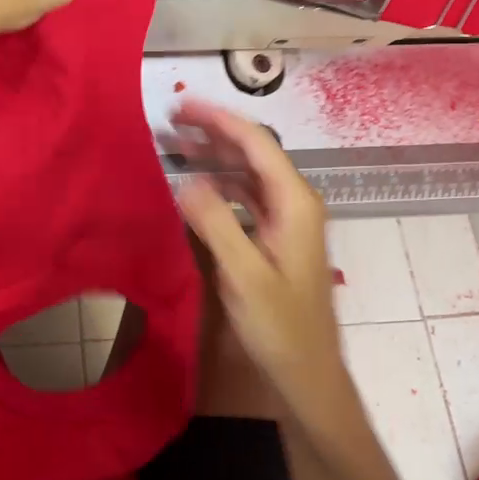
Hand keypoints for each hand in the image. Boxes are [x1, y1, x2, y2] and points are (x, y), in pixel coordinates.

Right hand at [173, 98, 341, 402]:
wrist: (307, 374)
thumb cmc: (279, 326)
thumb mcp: (244, 274)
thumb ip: (215, 223)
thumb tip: (186, 180)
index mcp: (295, 202)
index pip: (256, 143)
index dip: (219, 120)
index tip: (182, 106)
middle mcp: (295, 202)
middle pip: (253, 152)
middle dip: (213, 132)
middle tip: (171, 120)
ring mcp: (288, 219)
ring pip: (248, 173)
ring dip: (215, 156)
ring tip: (176, 145)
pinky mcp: (277, 237)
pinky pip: (246, 195)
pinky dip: (220, 183)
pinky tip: (196, 186)